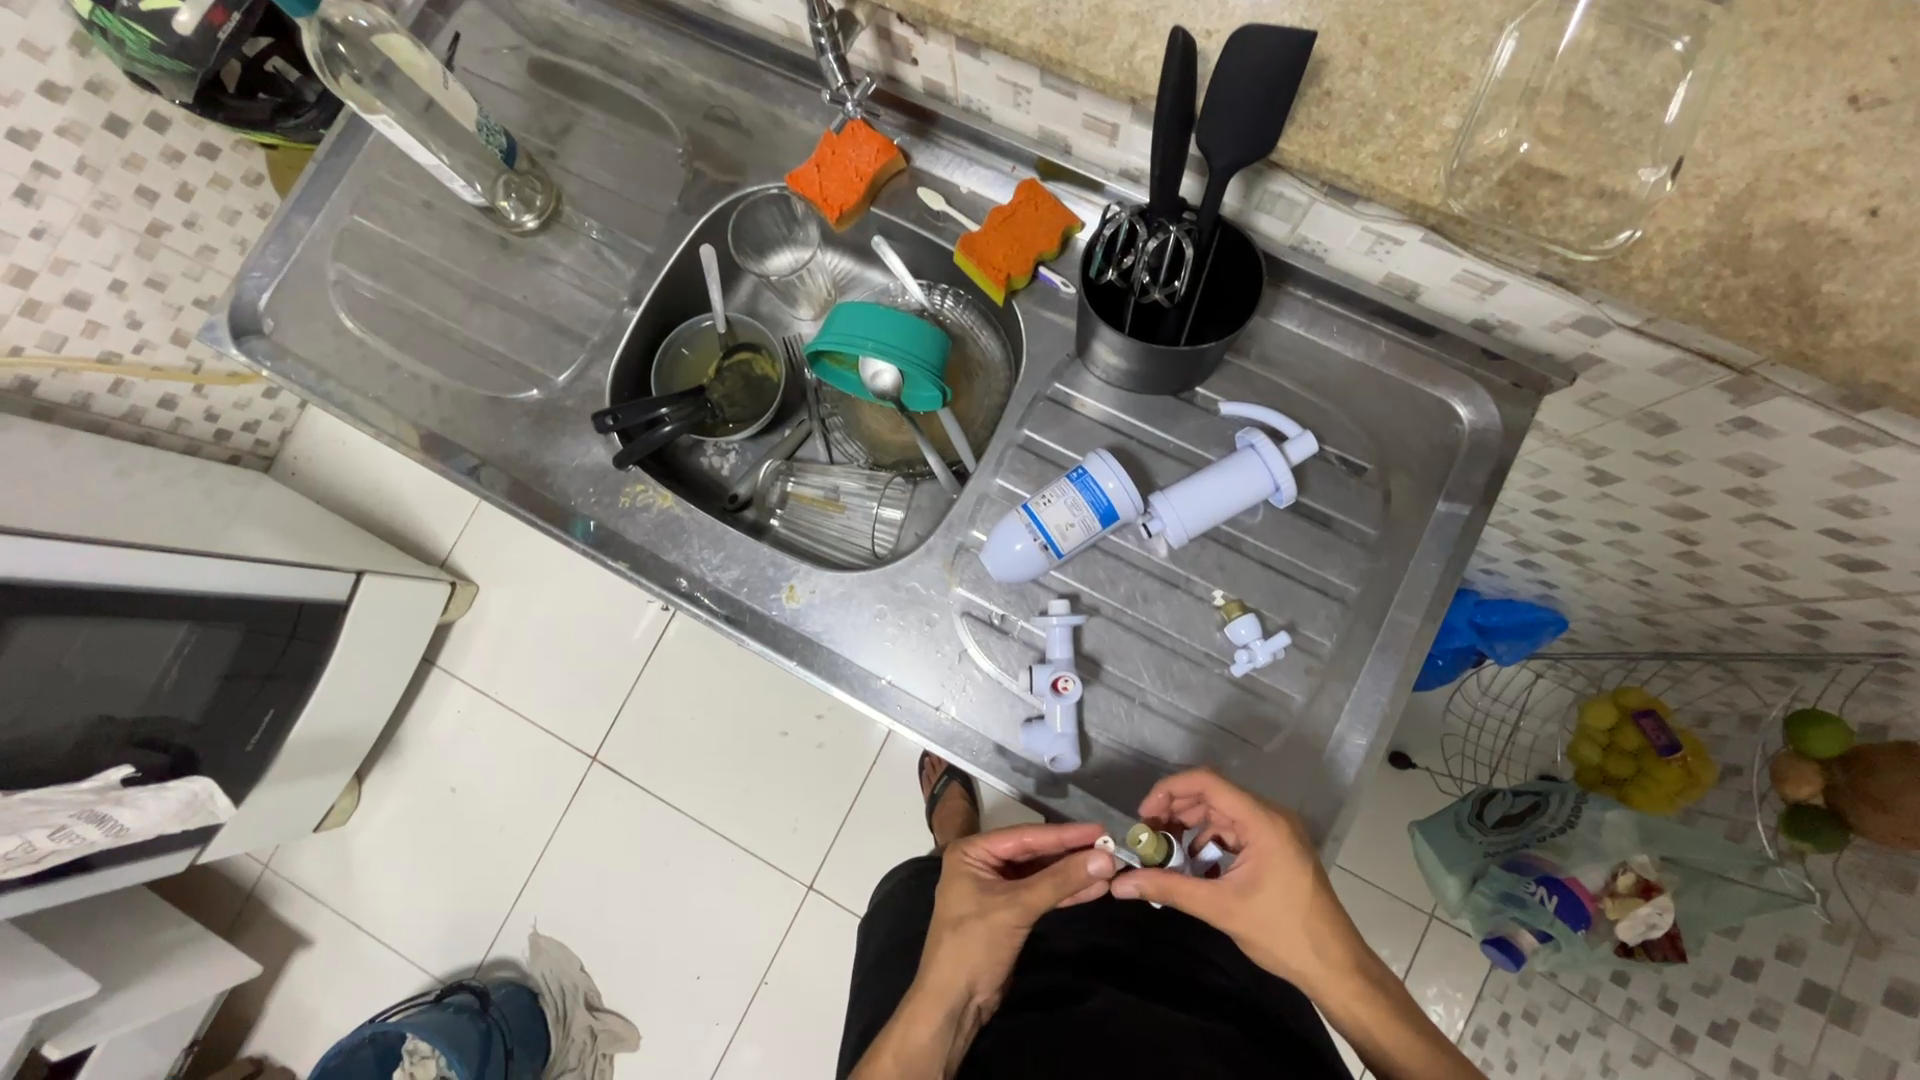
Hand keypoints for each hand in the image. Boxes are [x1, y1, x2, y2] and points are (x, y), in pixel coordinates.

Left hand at [918, 823, 1115, 1012]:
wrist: (955, 1003)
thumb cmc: (975, 946)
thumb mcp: (1017, 908)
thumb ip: (1060, 881)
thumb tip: (1105, 858)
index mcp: (973, 851)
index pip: (1026, 836)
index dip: (1065, 834)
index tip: (1100, 830)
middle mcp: (983, 863)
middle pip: (1035, 853)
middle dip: (1071, 853)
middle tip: (1110, 848)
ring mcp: (997, 888)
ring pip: (1041, 874)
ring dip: (1072, 874)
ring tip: (1110, 869)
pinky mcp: (1009, 911)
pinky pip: (1041, 894)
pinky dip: (1065, 893)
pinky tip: (1093, 889)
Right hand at [1110, 768, 1364, 994]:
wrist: (1335, 967)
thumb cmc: (1282, 933)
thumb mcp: (1220, 909)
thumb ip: (1168, 888)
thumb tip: (1120, 885)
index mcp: (1262, 821)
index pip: (1207, 782)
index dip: (1169, 791)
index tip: (1144, 816)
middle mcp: (1270, 816)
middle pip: (1213, 795)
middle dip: (1175, 811)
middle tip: (1147, 837)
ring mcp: (1276, 832)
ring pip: (1222, 814)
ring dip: (1190, 828)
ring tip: (1164, 852)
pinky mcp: (1276, 848)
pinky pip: (1235, 831)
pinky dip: (1210, 842)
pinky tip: (1193, 866)